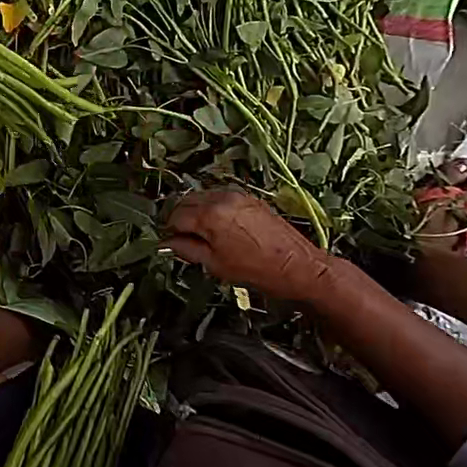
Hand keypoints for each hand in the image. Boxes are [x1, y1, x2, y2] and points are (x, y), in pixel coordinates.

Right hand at [162, 188, 335, 302]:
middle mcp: (222, 198)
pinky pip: (221, 199)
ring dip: (195, 212)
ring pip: (203, 197)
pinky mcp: (250, 198)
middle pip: (187, 201)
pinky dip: (212, 209)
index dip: (168, 230)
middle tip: (179, 238)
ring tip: (199, 235)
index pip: (176, 216)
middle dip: (179, 218)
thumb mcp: (215, 264)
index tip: (168, 241)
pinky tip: (217, 228)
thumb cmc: (258, 270)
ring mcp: (237, 196)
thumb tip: (168, 243)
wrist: (298, 267)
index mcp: (210, 215)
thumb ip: (187, 249)